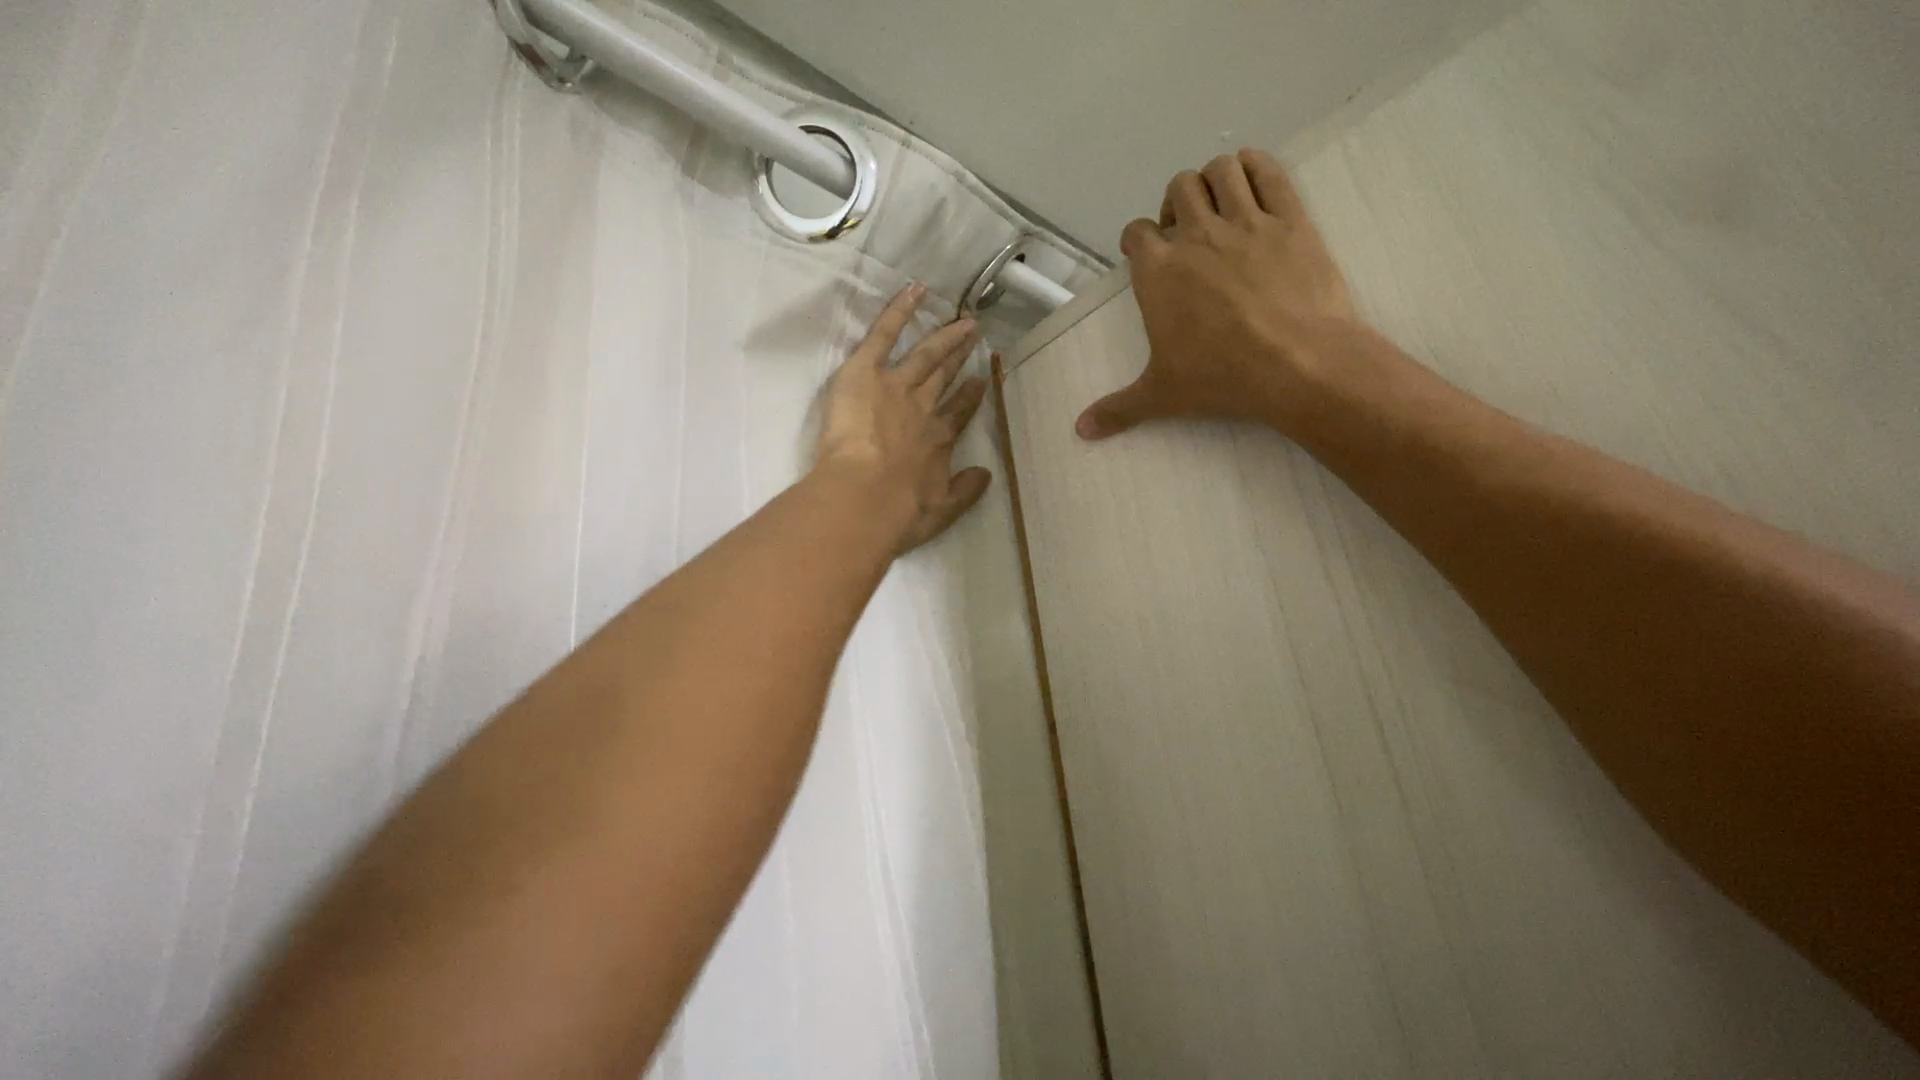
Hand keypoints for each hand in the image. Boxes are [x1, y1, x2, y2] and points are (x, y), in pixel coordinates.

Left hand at [816, 283, 992, 552]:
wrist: (864, 497)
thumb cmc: (898, 512)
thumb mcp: (941, 511)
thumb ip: (965, 492)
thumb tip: (985, 474)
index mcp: (938, 441)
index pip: (957, 414)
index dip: (969, 398)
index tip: (979, 383)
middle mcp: (922, 408)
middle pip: (943, 377)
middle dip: (959, 357)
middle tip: (973, 336)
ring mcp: (896, 385)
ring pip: (924, 354)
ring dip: (943, 336)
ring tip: (960, 321)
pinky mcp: (866, 371)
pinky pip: (884, 334)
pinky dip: (899, 310)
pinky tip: (914, 290)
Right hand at [1076, 149, 1364, 440]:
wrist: (1297, 364)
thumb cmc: (1221, 378)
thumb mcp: (1162, 395)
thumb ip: (1118, 407)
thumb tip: (1081, 430)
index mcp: (1158, 271)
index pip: (1136, 233)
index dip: (1139, 240)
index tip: (1149, 256)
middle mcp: (1196, 235)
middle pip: (1178, 189)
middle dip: (1178, 204)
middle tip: (1189, 234)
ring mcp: (1245, 222)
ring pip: (1221, 171)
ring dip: (1216, 180)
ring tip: (1222, 207)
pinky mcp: (1290, 218)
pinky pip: (1269, 171)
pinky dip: (1257, 166)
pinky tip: (1253, 178)